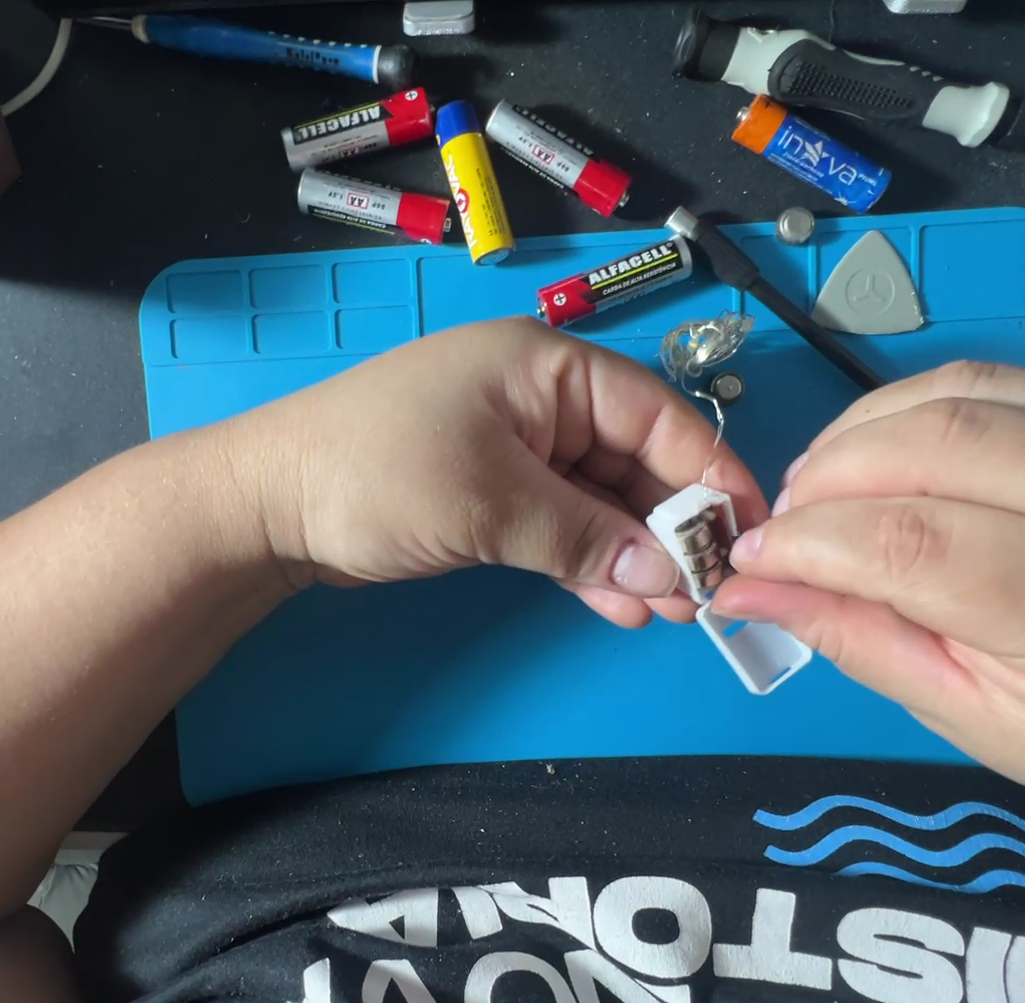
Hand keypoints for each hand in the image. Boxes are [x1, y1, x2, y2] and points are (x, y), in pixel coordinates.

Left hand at [230, 317, 765, 628]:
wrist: (276, 506)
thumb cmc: (382, 475)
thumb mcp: (492, 502)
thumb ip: (586, 538)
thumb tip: (670, 577)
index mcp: (547, 369)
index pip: (655, 414)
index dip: (709, 473)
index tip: (748, 532)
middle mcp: (541, 403)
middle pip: (632, 462)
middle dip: (669, 526)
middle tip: (706, 591)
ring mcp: (518, 452)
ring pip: (599, 502)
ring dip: (633, 554)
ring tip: (670, 611)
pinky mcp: (496, 496)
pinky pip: (561, 526)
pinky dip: (589, 564)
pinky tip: (621, 605)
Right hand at [711, 361, 1024, 838]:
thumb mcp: (971, 719)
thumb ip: (854, 640)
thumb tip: (742, 592)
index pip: (920, 546)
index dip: (808, 544)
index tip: (748, 563)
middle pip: (940, 445)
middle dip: (825, 479)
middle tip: (780, 526)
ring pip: (963, 395)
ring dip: (857, 434)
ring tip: (818, 488)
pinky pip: (997, 382)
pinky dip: (906, 409)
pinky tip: (875, 455)